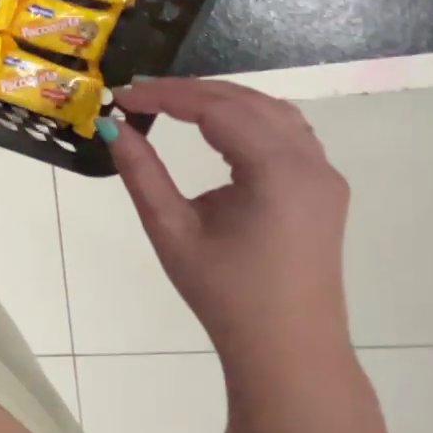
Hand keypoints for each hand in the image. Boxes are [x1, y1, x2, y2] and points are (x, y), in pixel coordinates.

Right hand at [109, 78, 352, 365]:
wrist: (285, 342)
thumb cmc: (222, 288)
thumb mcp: (169, 227)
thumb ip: (140, 170)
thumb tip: (110, 125)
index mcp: (277, 174)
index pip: (217, 110)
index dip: (164, 95)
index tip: (118, 96)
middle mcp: (310, 165)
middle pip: (246, 102)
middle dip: (187, 91)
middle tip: (134, 94)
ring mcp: (322, 175)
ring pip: (270, 110)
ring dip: (217, 98)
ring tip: (165, 101)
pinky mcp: (320, 187)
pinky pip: (283, 131)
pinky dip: (242, 115)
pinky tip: (210, 123)